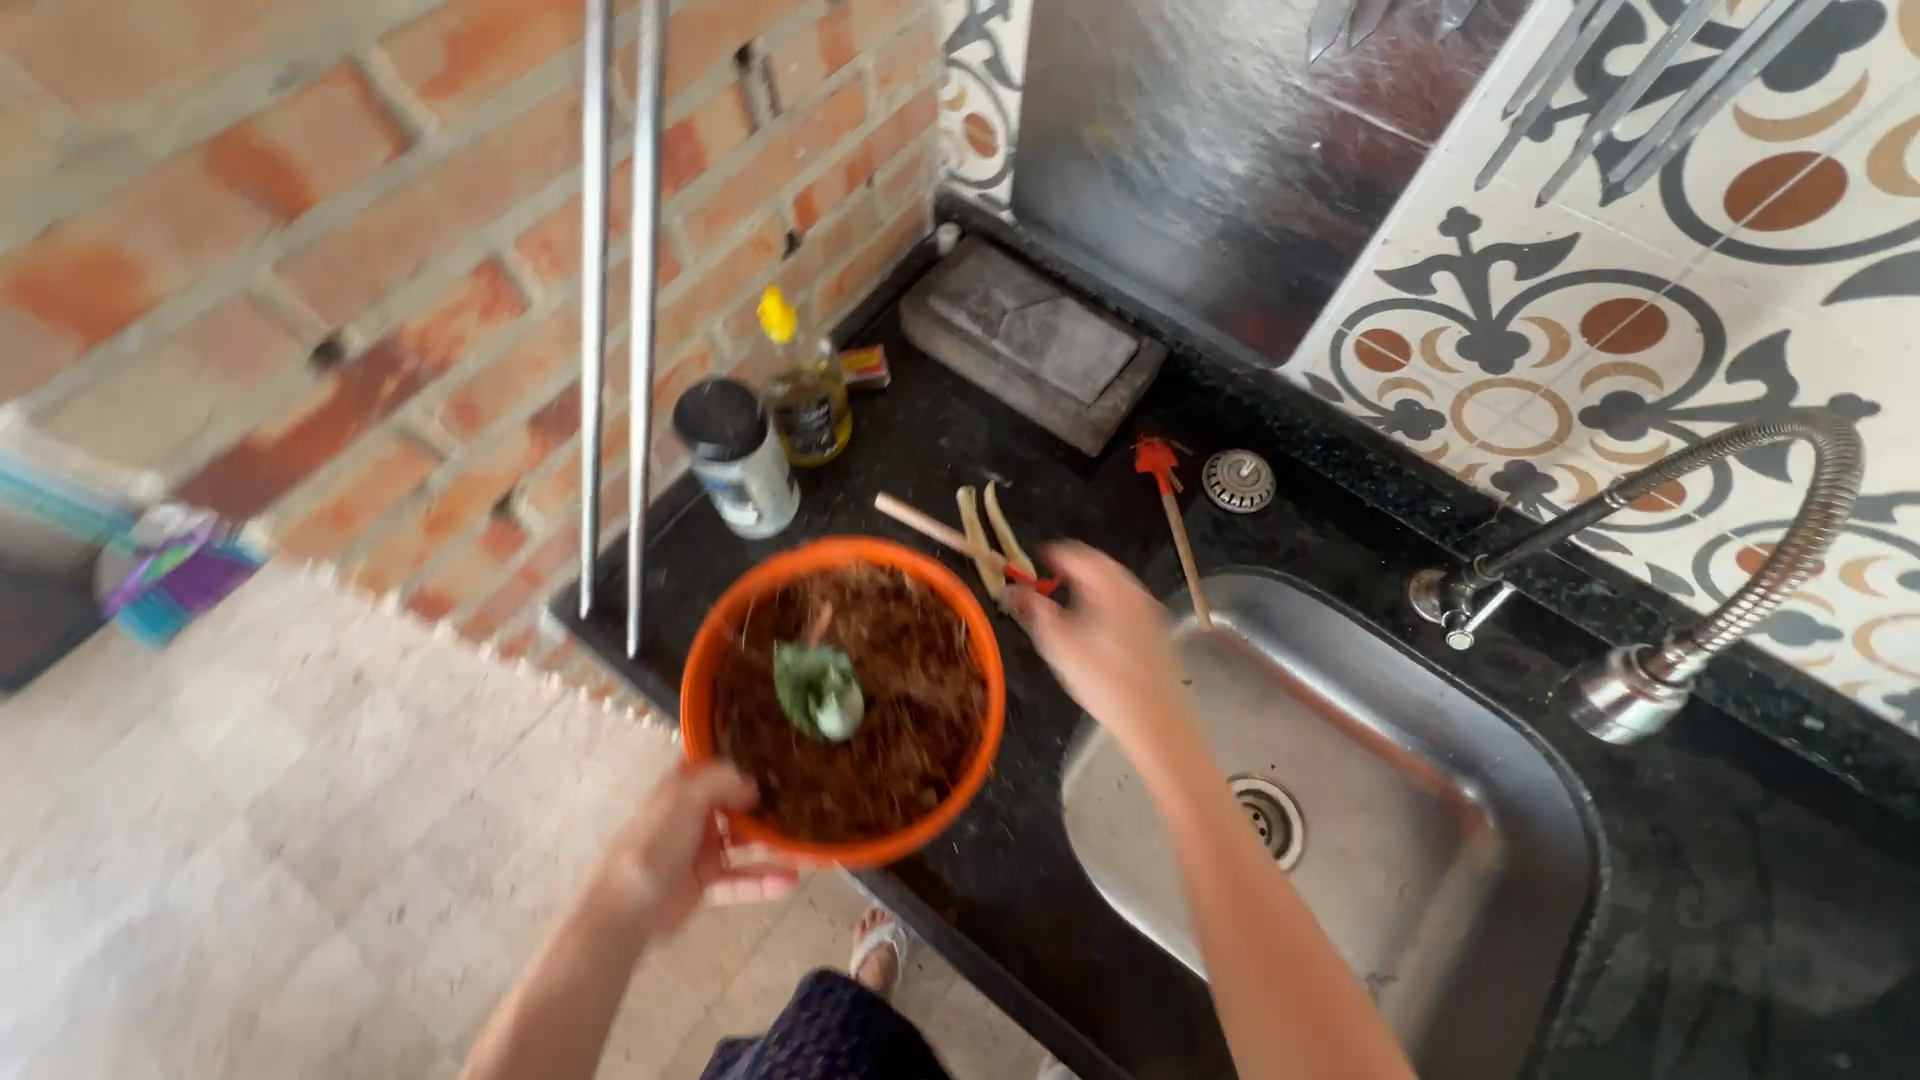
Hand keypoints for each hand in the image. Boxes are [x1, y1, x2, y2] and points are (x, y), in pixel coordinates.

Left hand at [576, 762, 798, 947]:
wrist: (627, 911)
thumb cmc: (654, 845)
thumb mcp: (684, 799)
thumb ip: (720, 781)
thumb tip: (752, 785)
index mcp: (681, 789)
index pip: (710, 764)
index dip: (737, 756)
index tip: (773, 751)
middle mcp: (693, 815)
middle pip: (734, 802)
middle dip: (765, 801)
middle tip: (802, 797)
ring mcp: (700, 850)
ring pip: (744, 841)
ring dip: (771, 842)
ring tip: (804, 841)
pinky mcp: (706, 883)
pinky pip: (741, 879)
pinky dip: (764, 881)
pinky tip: (790, 881)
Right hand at [1006, 542, 1197, 755]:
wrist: (1155, 719)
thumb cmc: (1103, 681)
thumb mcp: (1059, 646)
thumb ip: (1036, 612)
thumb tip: (1014, 592)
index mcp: (1110, 588)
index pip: (1080, 555)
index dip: (1056, 554)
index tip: (1038, 557)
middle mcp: (1135, 592)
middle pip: (1103, 567)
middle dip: (1076, 567)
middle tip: (1053, 575)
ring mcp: (1151, 612)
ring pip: (1118, 585)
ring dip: (1093, 584)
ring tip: (1071, 596)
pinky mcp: (1159, 632)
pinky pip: (1128, 602)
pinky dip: (1108, 600)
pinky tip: (1097, 621)